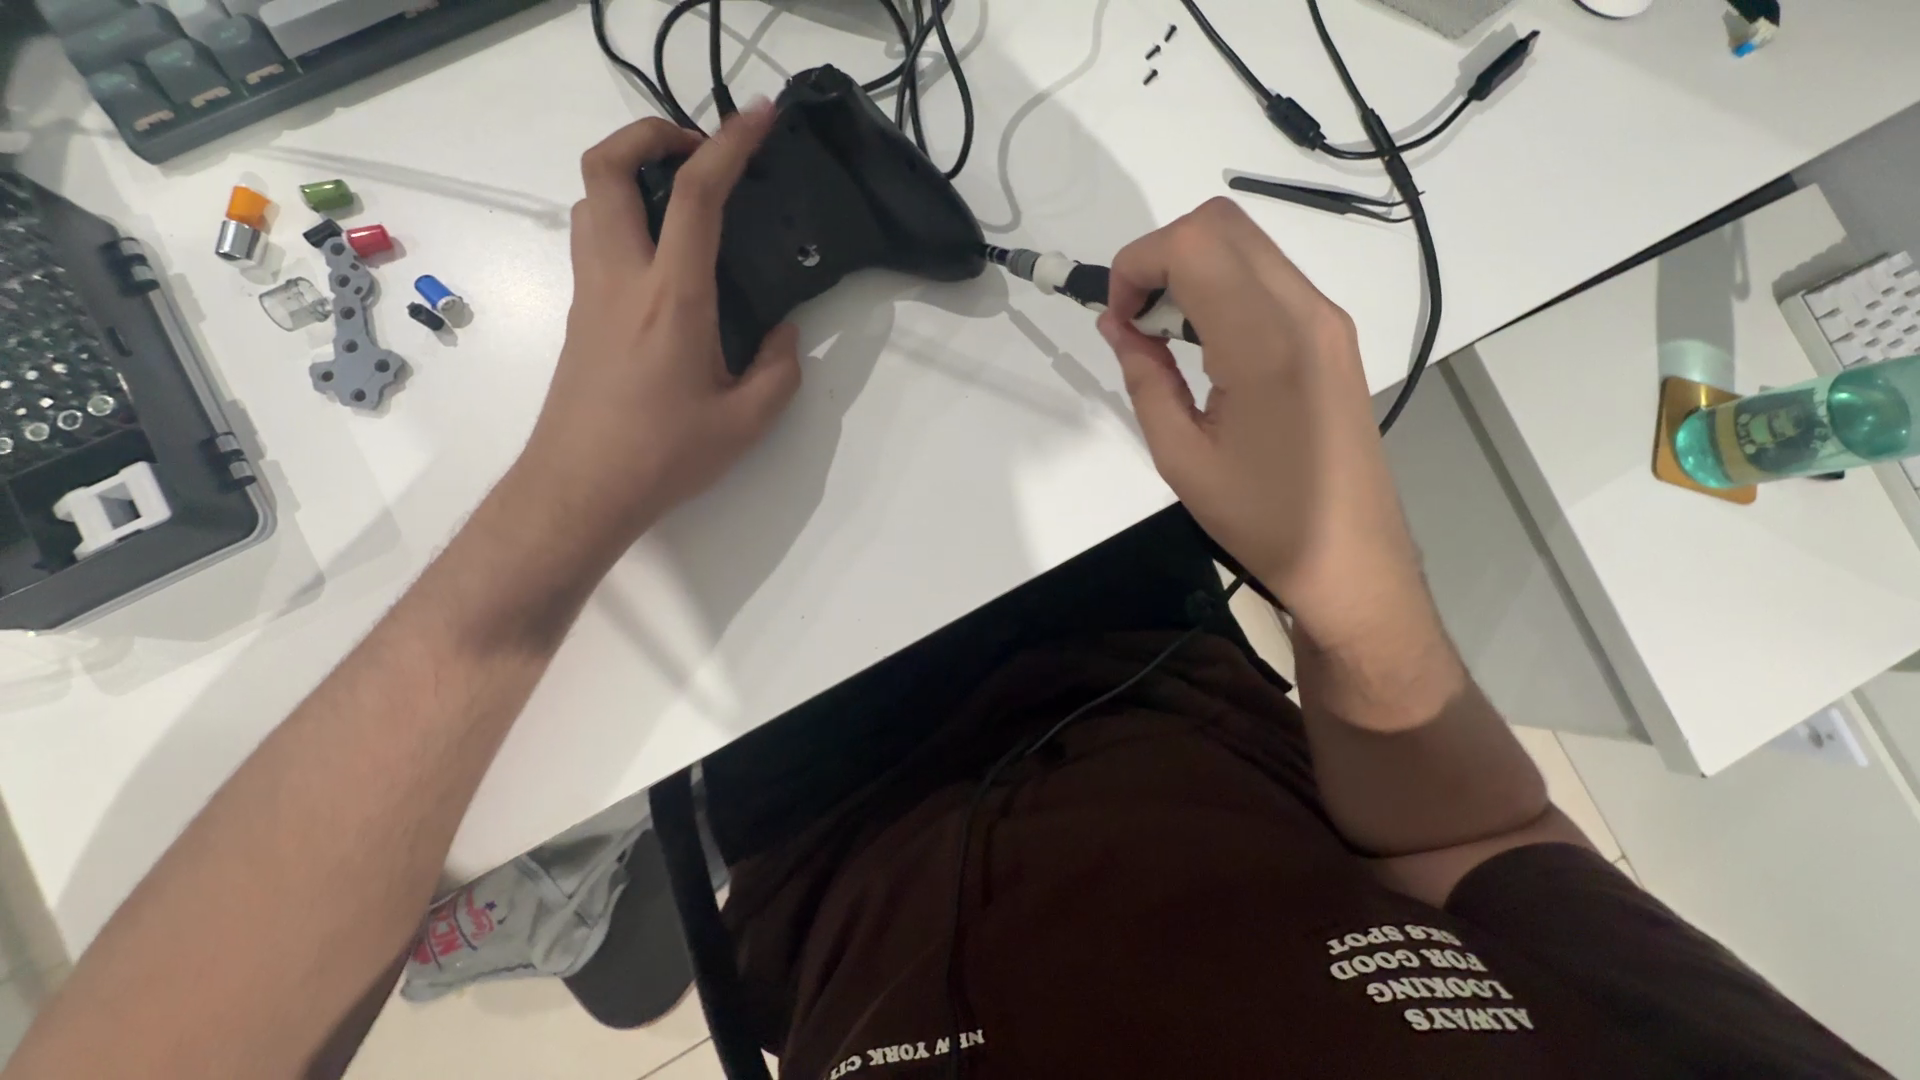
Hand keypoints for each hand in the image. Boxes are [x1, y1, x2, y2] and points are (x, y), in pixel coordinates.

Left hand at [514, 104, 800, 552]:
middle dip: (652, 133)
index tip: (760, 117)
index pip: (698, 194)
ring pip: (593, 197)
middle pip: (608, 165)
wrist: (580, 488)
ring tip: (685, 199)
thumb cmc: (664, 455)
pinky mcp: (580, 313)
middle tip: (701, 151)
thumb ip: (779, 368)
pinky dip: (626, 215)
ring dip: (632, 173)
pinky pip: (595, 236)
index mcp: (671, 296)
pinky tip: (667, 256)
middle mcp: (621, 277)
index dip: (731, 142)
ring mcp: (591, 292)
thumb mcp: (746, 421)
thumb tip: (784, 333)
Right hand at [1098, 197, 1433, 647]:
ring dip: (1191, 269)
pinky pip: (1267, 277)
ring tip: (1167, 340)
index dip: (1136, 265)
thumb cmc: (1261, 518)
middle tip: (1137, 322)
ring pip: (1245, 243)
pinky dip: (1221, 287)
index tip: (1118, 321)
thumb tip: (1118, 324)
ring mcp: (1326, 319)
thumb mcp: (1181, 457)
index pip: (1192, 245)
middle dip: (1160, 256)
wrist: (1351, 557)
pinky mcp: (1332, 334)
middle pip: (1220, 224)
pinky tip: (1206, 348)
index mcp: (1266, 343)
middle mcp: (1305, 312)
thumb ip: (1144, 377)